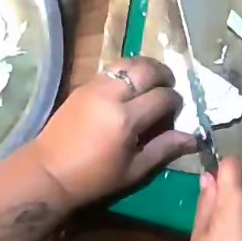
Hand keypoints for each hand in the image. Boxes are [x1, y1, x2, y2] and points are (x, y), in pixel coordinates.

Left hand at [25, 56, 196, 207]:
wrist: (49, 172)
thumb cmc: (94, 178)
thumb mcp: (134, 170)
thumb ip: (164, 149)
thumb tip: (193, 138)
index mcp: (126, 119)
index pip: (163, 97)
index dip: (175, 103)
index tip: (176, 113)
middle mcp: (112, 95)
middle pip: (147, 70)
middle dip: (164, 76)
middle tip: (169, 89)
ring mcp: (95, 86)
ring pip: (128, 62)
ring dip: (145, 69)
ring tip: (152, 83)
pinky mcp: (83, 85)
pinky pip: (112, 68)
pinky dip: (127, 72)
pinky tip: (130, 87)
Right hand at [192, 157, 241, 240]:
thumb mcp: (201, 238)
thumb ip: (204, 205)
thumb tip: (207, 178)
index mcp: (237, 195)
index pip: (231, 162)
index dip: (219, 171)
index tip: (209, 192)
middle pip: (239, 188)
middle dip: (225, 201)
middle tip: (212, 231)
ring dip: (237, 219)